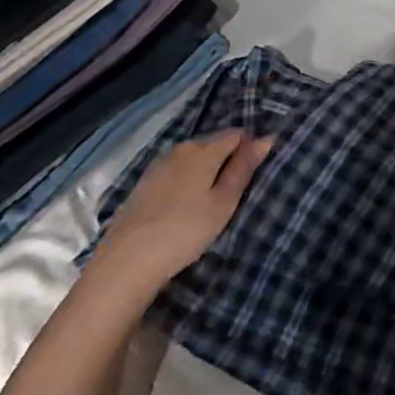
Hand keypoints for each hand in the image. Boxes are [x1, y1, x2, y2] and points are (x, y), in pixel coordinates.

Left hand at [90, 129, 273, 292]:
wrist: (128, 260)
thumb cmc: (186, 230)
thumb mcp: (224, 202)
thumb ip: (244, 168)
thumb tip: (266, 138)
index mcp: (203, 150)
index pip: (236, 134)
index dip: (250, 148)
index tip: (256, 172)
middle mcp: (180, 148)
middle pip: (213, 142)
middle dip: (228, 157)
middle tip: (237, 189)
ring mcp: (158, 164)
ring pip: (193, 157)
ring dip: (207, 169)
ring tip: (213, 198)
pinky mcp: (144, 182)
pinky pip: (176, 170)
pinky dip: (187, 179)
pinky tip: (187, 202)